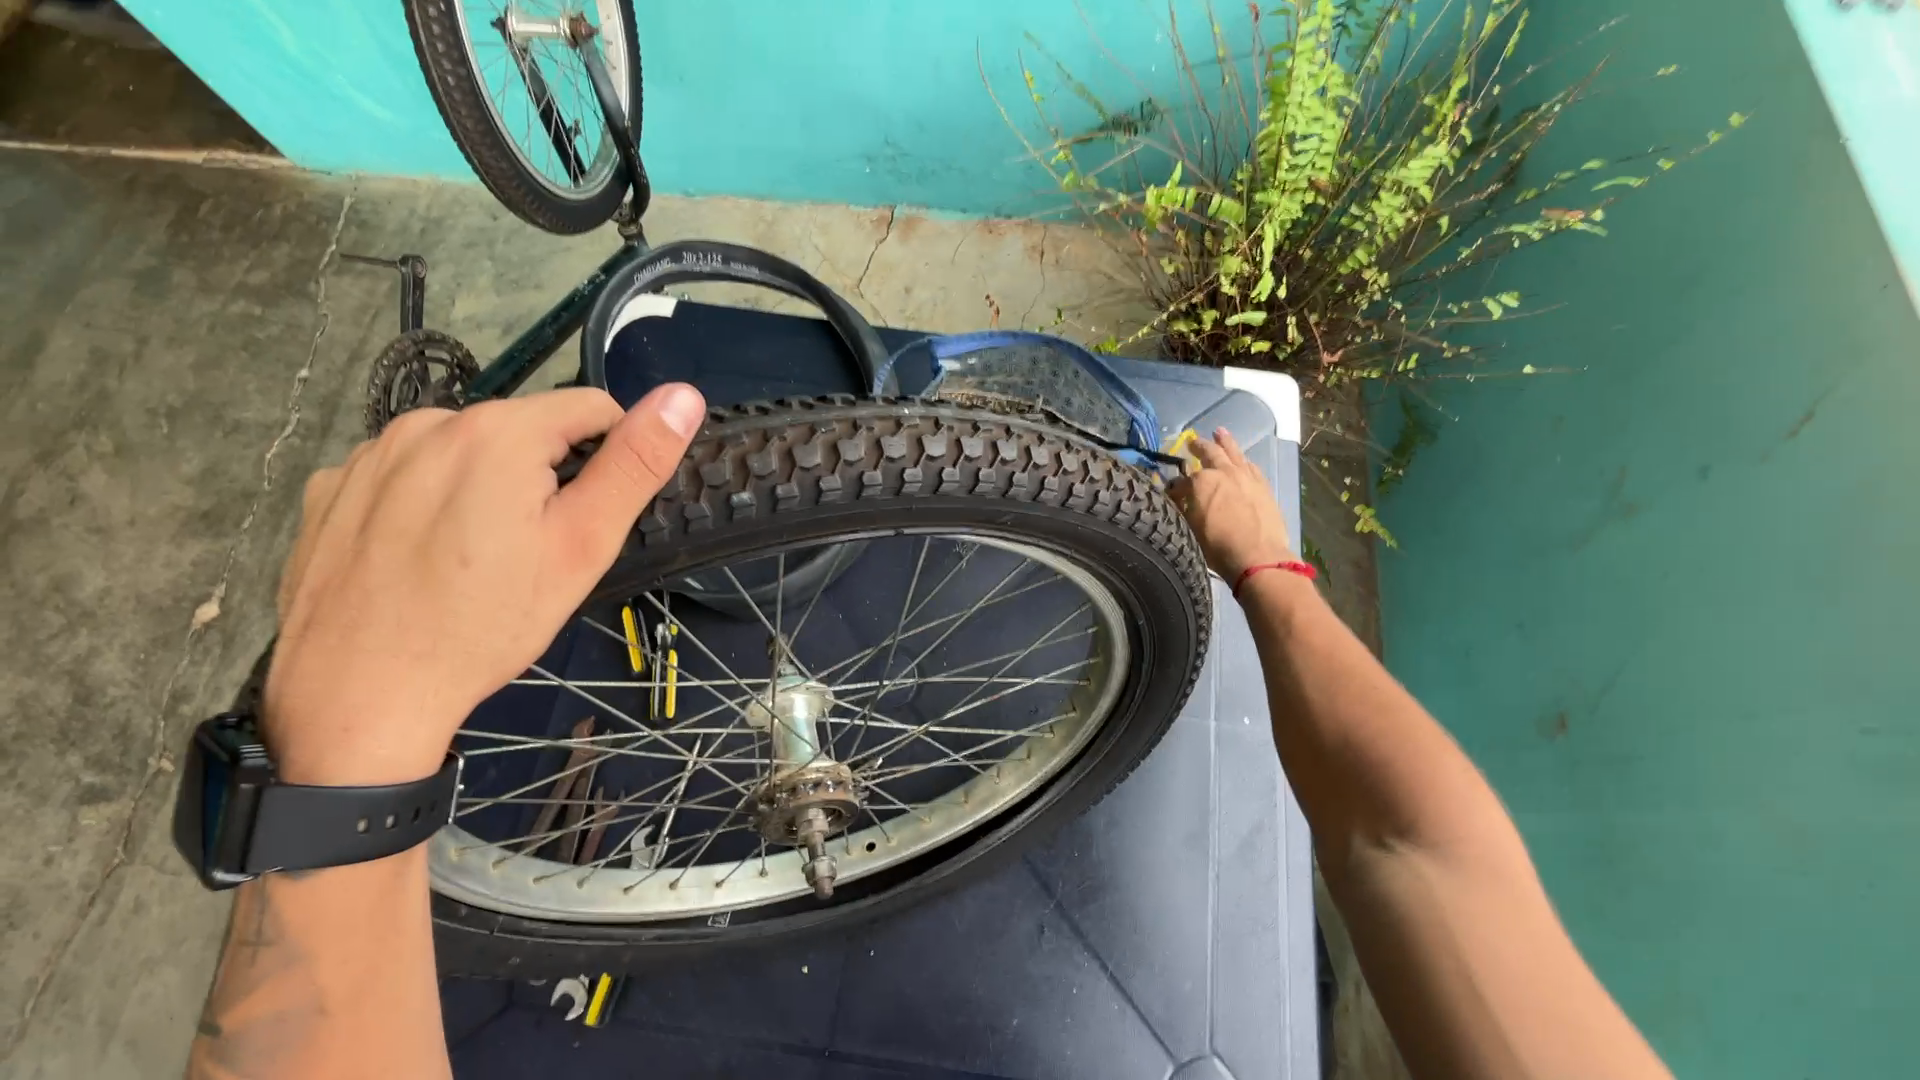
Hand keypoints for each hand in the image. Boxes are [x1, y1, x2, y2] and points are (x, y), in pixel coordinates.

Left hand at [263, 384, 705, 785]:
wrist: (362, 695)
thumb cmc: (490, 622)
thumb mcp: (583, 546)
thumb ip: (635, 464)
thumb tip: (684, 396)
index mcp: (499, 432)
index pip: (592, 409)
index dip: (608, 460)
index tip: (587, 520)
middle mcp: (428, 422)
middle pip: (523, 432)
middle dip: (542, 477)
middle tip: (534, 551)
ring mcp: (369, 454)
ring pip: (463, 452)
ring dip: (484, 486)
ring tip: (476, 558)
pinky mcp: (330, 488)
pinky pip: (405, 476)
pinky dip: (425, 502)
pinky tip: (419, 557)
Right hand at [1169, 428, 1296, 582]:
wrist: (1258, 556)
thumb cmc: (1218, 547)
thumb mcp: (1190, 530)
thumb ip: (1183, 510)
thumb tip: (1178, 499)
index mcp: (1200, 482)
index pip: (1181, 481)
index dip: (1174, 487)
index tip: (1171, 492)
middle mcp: (1222, 472)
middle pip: (1209, 453)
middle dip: (1199, 447)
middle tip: (1193, 441)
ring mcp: (1245, 476)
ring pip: (1233, 452)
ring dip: (1225, 442)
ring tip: (1219, 432)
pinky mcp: (1263, 485)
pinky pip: (1251, 466)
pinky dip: (1243, 460)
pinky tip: (1242, 459)